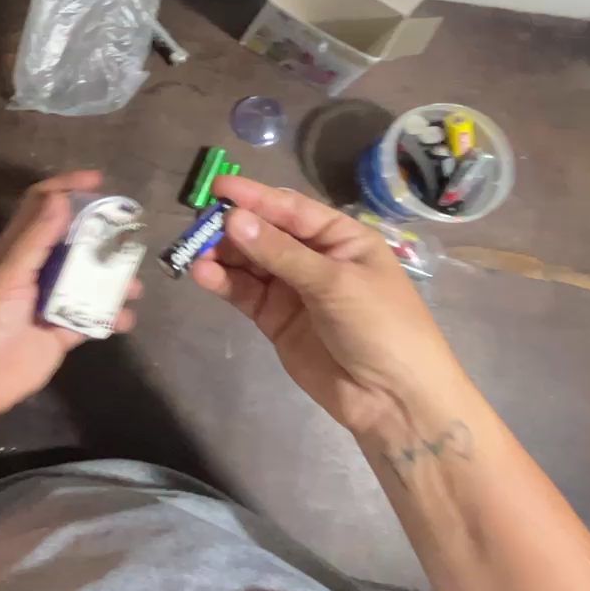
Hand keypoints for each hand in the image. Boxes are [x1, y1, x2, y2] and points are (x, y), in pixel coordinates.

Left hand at [0, 171, 138, 417]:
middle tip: (131, 235)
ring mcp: (53, 298)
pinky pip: (93, 317)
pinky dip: (112, 316)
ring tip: (132, 285)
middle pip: (75, 241)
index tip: (99, 181)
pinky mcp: (63, 329)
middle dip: (103, 236)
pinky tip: (124, 318)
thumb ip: (35, 237)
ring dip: (113, 279)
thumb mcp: (8, 272)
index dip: (67, 187)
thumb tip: (62, 198)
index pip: (43, 204)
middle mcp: (39, 268)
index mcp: (19, 247)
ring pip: (90, 278)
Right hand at [189, 176, 467, 436]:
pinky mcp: (273, 317)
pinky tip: (203, 274)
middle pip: (263, 232)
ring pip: (248, 261)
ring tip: (195, 253)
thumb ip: (280, 252)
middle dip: (232, 227)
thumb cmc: (381, 327)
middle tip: (199, 225)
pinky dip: (222, 282)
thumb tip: (233, 219)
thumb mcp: (334, 283)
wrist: (394, 401)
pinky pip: (243, 291)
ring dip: (222, 254)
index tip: (217, 189)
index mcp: (339, 238)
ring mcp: (291, 288)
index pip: (290, 209)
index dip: (254, 197)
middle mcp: (312, 257)